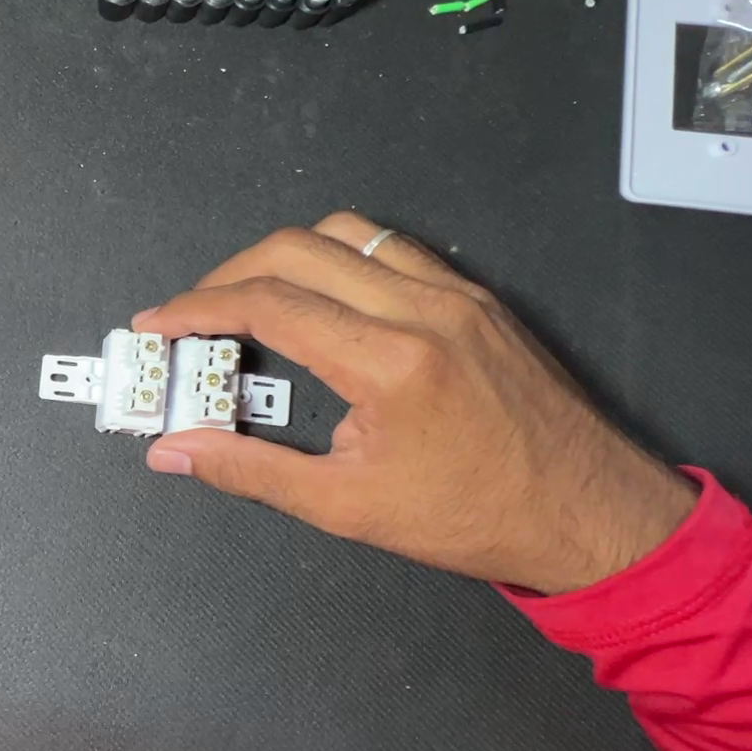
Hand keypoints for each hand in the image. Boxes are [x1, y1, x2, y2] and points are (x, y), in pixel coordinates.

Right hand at [134, 212, 696, 594]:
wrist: (595, 518)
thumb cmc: (471, 516)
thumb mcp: (341, 506)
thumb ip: (244, 470)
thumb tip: (170, 451)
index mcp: (388, 362)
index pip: (267, 305)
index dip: (195, 309)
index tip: (156, 322)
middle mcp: (423, 310)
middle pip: (295, 250)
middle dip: (224, 276)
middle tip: (190, 314)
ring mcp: (455, 296)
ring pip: (343, 233)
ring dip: (278, 256)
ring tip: (245, 297)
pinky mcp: (475, 298)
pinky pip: (389, 247)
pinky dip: (333, 258)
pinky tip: (316, 296)